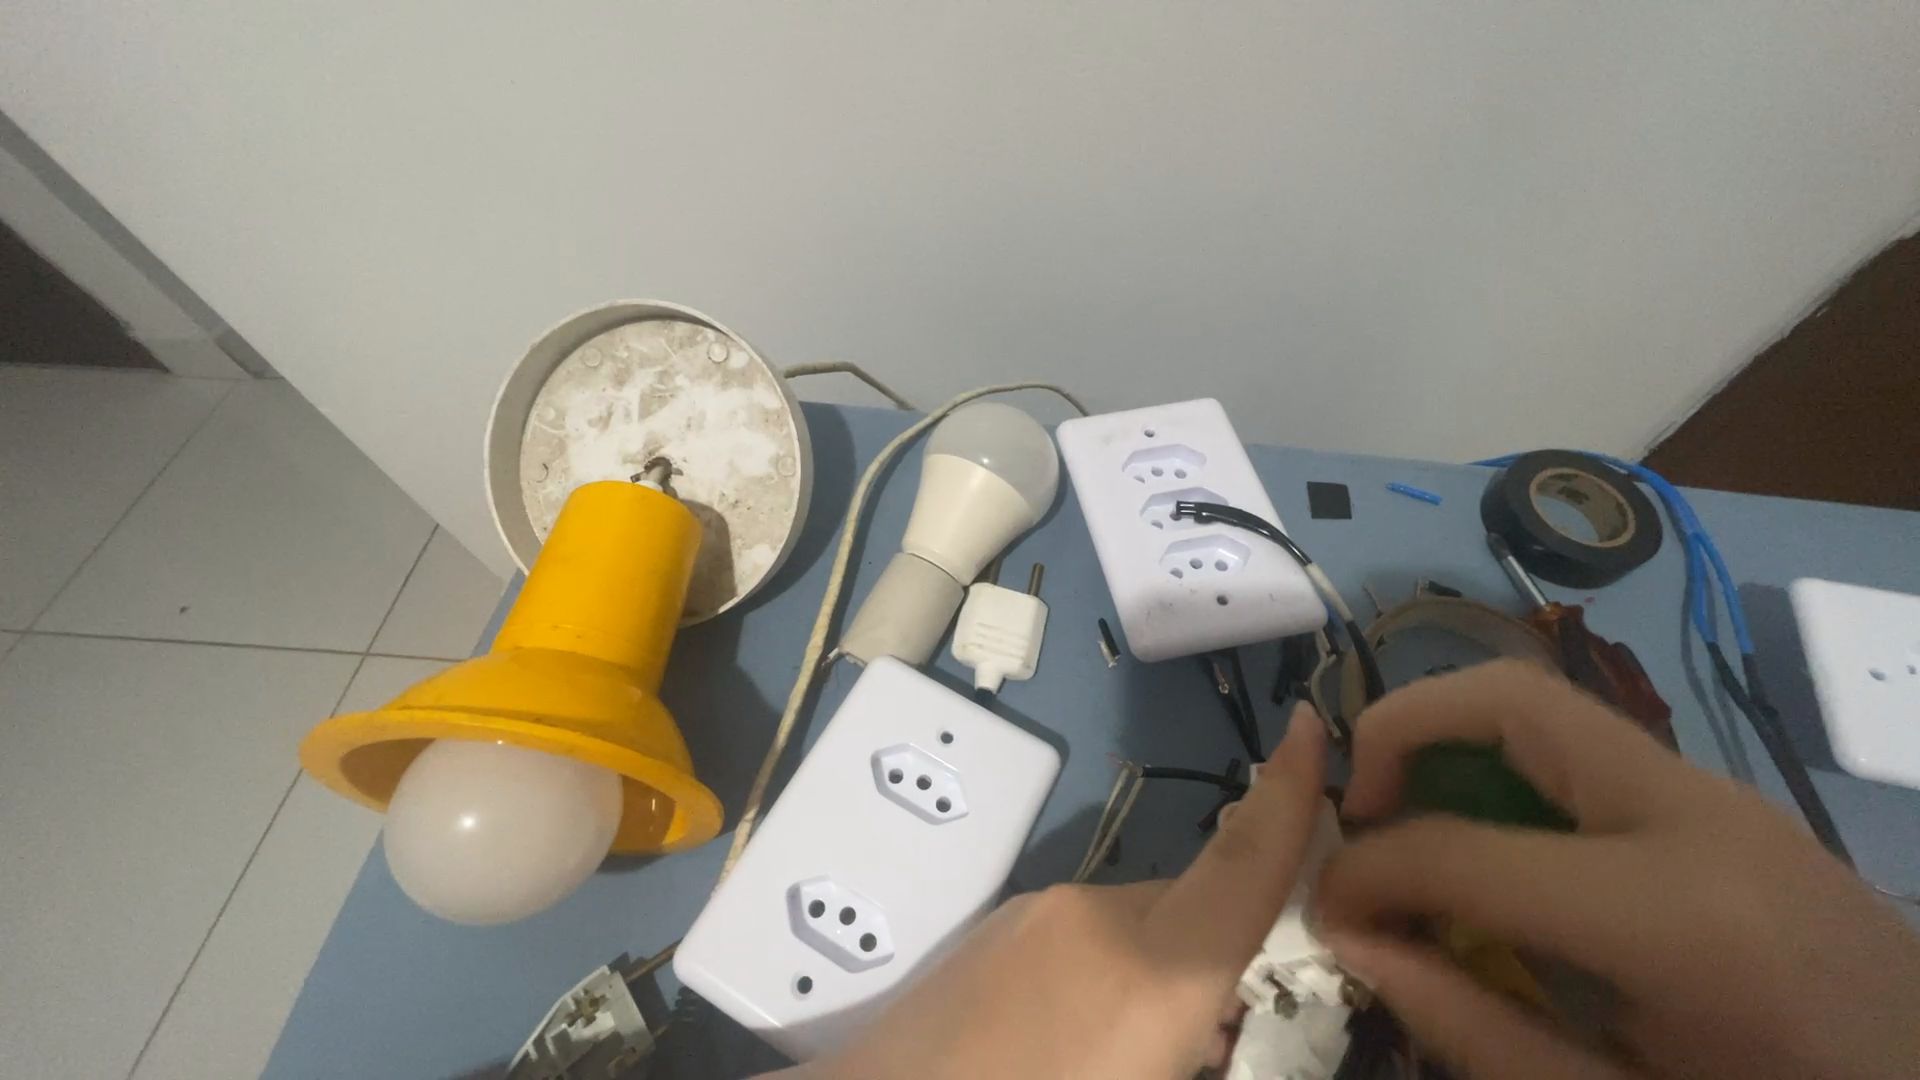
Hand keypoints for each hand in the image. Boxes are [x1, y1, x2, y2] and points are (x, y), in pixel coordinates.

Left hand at [799, 707, 1327, 1079]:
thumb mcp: (1147, 1077)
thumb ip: (1198, 1040)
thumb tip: (1209, 1015)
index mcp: (1151, 971)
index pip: (1242, 866)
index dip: (1289, 794)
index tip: (1314, 726)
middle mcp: (1097, 914)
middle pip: (1194, 904)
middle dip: (1218, 950)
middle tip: (1212, 1035)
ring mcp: (1036, 908)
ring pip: (1135, 922)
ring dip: (1154, 970)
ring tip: (1121, 1050)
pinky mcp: (996, 920)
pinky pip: (1082, 930)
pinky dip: (1104, 968)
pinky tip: (1065, 1035)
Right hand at [1314, 660, 1919, 1079]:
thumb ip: (1472, 1028)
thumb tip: (1350, 944)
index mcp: (1680, 917)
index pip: (1461, 848)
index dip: (1366, 871)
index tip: (1328, 907)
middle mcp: (1699, 816)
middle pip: (1506, 697)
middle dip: (1398, 728)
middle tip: (1362, 807)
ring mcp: (1721, 796)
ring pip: (1537, 702)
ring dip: (1445, 736)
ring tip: (1411, 814)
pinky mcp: (1722, 802)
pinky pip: (1576, 746)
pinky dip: (1498, 762)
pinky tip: (1492, 838)